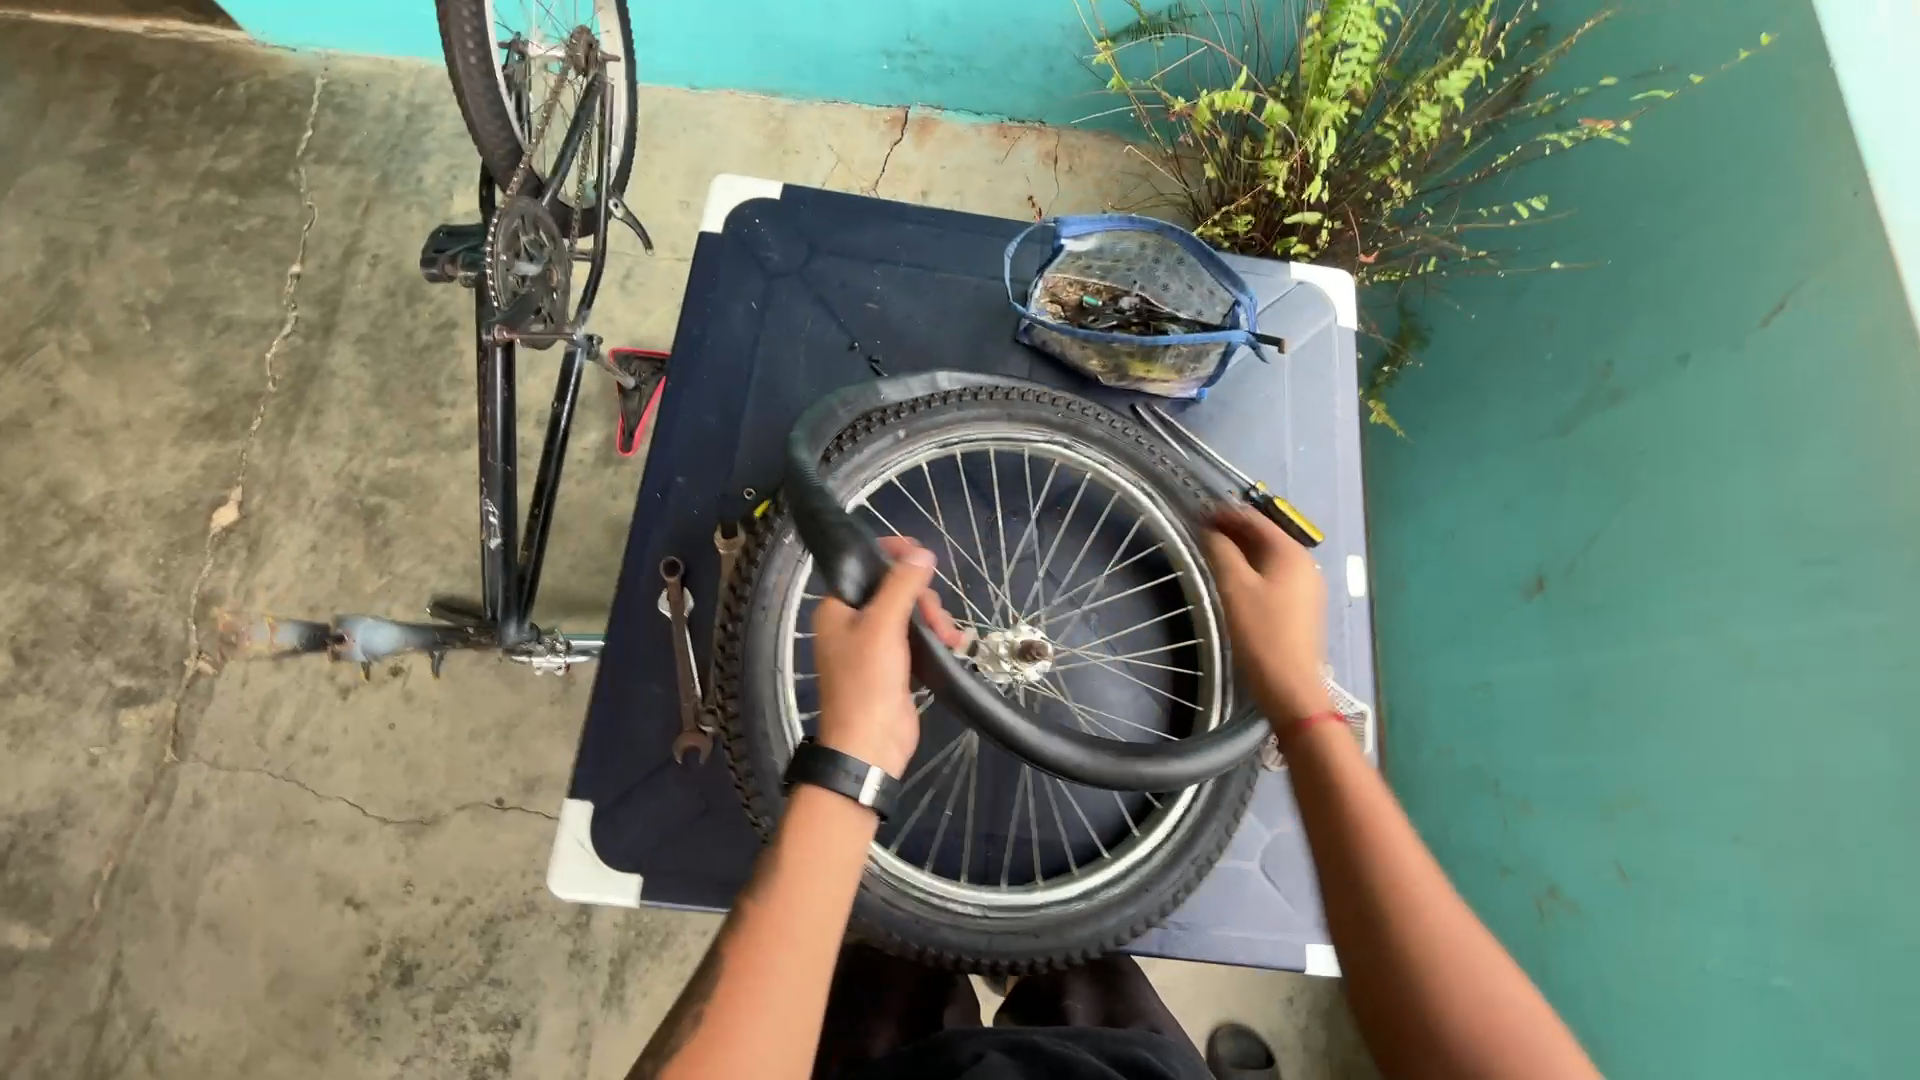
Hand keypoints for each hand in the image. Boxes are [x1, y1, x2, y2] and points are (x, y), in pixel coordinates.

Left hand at [811, 537, 964, 776]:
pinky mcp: (894, 665)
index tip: (923, 555)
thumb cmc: (867, 682)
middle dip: (922, 599)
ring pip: (909, 613)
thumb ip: (902, 586)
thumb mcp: (883, 626)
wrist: (870, 745)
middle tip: (936, 618)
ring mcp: (874, 645)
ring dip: (933, 620)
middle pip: (894, 590)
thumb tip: (922, 552)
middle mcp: (853, 622)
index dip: (893, 555)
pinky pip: (917, 638)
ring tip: (950, 639)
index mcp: (837, 608)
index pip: (865, 565)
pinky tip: (955, 645)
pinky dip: (935, 638)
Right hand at [1200, 505, 1332, 732]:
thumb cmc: (1261, 634)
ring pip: (1268, 556)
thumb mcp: (1233, 588)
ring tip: (1211, 553)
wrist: (1291, 686)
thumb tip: (1210, 530)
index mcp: (1290, 552)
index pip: (1254, 518)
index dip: (1224, 513)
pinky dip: (1252, 568)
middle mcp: (1304, 562)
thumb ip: (1220, 551)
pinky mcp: (1302, 605)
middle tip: (1200, 532)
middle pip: (1264, 535)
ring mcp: (1306, 585)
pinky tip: (1233, 579)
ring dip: (1241, 550)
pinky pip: (1274, 574)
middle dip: (1232, 530)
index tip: (1196, 513)